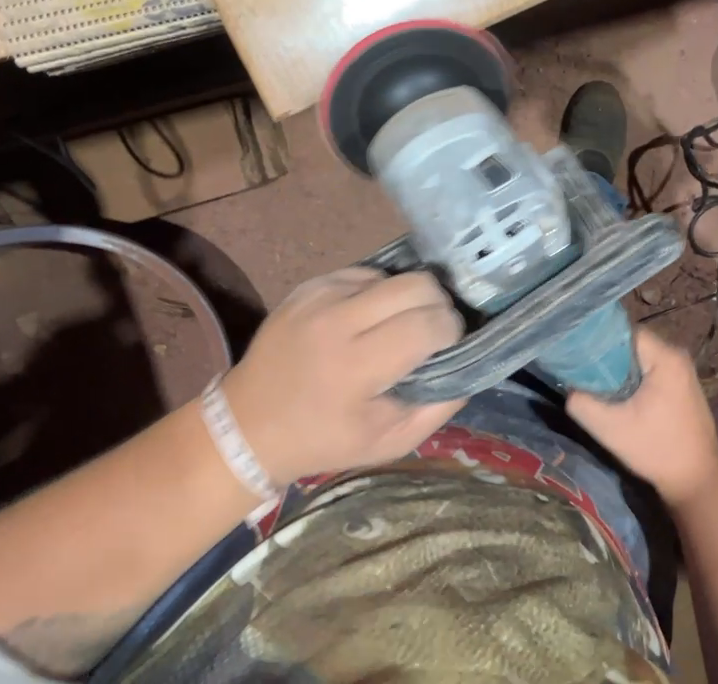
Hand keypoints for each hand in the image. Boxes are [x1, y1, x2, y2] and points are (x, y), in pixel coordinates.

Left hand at [218, 267, 464, 486]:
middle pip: (417, 285)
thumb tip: (469, 368)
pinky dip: (378, 293)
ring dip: (407, 298)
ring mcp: (318, 297)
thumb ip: (438, 408)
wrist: (248, 426)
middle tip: (434, 329)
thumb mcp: (389, 442)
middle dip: (438, 304)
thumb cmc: (324, 440)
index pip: (427, 323)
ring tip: (398, 326)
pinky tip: (369, 319)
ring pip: (393, 275)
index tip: (450, 345)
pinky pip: (364, 274)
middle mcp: (336, 322)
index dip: (451, 330)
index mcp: (356, 367)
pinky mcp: (308, 286)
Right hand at [567, 329, 717, 506]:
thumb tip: (569, 387)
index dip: (598, 344)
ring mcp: (682, 370)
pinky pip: (650, 371)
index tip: (579, 361)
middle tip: (585, 378)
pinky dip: (634, 381)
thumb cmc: (656, 450)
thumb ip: (582, 404)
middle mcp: (677, 355)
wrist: (696, 479)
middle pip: (631, 345)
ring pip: (640, 359)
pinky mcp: (682, 385)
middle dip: (607, 360)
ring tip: (599, 389)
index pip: (623, 333)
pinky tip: (621, 400)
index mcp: (666, 356)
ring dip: (620, 372)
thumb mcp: (610, 429)